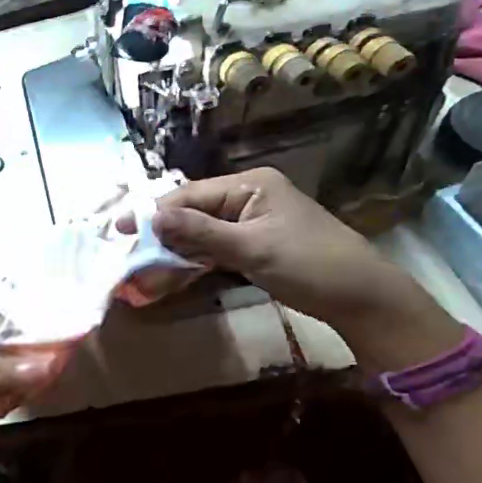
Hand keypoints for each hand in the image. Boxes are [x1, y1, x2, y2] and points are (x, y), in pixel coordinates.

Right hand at [140, 168, 463, 369]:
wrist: (362, 297)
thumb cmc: (310, 265)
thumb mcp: (252, 248)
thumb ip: (200, 233)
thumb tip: (151, 217)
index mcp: (250, 185)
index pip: (190, 196)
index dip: (154, 213)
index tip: (119, 229)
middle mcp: (248, 196)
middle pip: (193, 211)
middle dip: (161, 233)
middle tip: (128, 253)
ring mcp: (253, 221)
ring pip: (202, 232)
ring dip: (175, 249)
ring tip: (143, 267)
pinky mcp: (256, 244)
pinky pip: (216, 247)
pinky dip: (195, 259)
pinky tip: (173, 271)